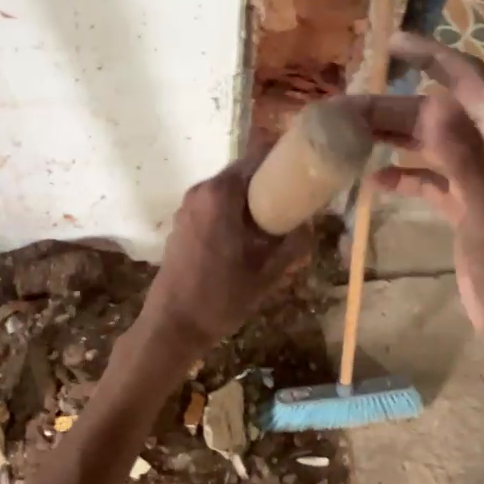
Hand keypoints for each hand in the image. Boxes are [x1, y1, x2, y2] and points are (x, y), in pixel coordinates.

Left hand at [138, 153, 313, 355]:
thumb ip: (294, 244)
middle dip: (270, 188)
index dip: (283, 162)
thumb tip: (311, 225)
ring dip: (253, 205)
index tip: (305, 176)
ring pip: (230, 194)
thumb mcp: (268, 274)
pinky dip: (235, 217)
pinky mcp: (182, 225)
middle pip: (245, 176)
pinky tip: (250, 244)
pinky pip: (215, 209)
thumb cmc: (220, 298)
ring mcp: (187, 208)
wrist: (173, 325)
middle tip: (297, 209)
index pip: (258, 158)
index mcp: (220, 195)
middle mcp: (200, 192)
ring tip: (277, 230)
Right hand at [346, 32, 483, 331]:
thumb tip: (433, 103)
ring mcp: (480, 176)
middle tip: (346, 107)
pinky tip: (373, 181)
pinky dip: (403, 174)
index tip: (390, 44)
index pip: (468, 78)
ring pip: (431, 142)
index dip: (431, 56)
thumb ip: (461, 156)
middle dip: (395, 106)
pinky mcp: (465, 204)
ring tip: (350, 134)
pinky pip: (429, 177)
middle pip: (439, 111)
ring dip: (394, 136)